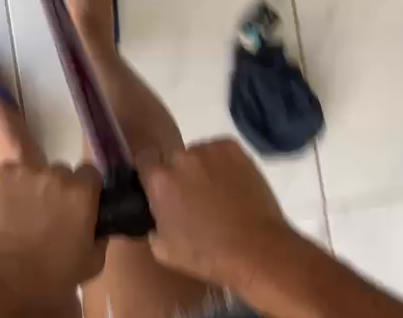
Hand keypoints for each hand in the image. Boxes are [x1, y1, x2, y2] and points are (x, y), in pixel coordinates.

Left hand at [0, 163, 106, 305]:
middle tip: (51, 212)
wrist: (2, 279)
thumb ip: (99, 237)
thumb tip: (96, 225)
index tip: (79, 204)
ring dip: (35, 186)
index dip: (85, 188)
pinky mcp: (1, 174)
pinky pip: (12, 173)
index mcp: (81, 193)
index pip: (90, 173)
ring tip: (25, 211)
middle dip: (59, 188)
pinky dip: (11, 185)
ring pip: (36, 171)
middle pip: (62, 171)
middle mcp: (55, 174)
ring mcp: (26, 171)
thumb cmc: (50, 277)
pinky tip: (7, 206)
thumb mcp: (90, 265)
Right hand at [138, 139, 295, 283]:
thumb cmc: (209, 255)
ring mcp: (208, 149)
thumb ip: (151, 225)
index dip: (151, 173)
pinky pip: (219, 151)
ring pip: (198, 155)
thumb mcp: (165, 251)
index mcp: (160, 180)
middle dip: (180, 175)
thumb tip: (156, 213)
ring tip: (219, 194)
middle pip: (173, 159)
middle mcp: (180, 157)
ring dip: (202, 169)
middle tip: (194, 198)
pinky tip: (233, 186)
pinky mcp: (232, 147)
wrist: (258, 250)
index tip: (161, 188)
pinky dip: (223, 164)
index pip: (144, 160)